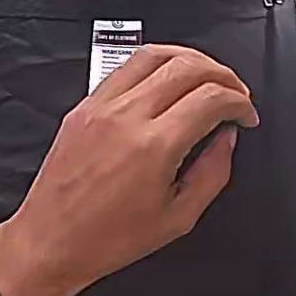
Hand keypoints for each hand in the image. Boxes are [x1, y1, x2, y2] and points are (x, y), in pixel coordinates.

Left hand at [0, 45, 259, 295]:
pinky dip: (156, 64)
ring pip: (155, 54)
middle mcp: (126, 117)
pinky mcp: (84, 106)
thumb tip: (226, 140)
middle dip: (224, 74)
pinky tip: (167, 78)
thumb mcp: (178, 218)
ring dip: (191, 58)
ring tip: (207, 75)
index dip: (240, 101)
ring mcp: (101, 106)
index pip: (211, 97)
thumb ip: (213, 173)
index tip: (245, 114)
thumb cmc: (106, 238)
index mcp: (153, 146)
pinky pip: (125, 67)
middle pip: (188, 66)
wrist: (50, 241)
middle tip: (236, 93)